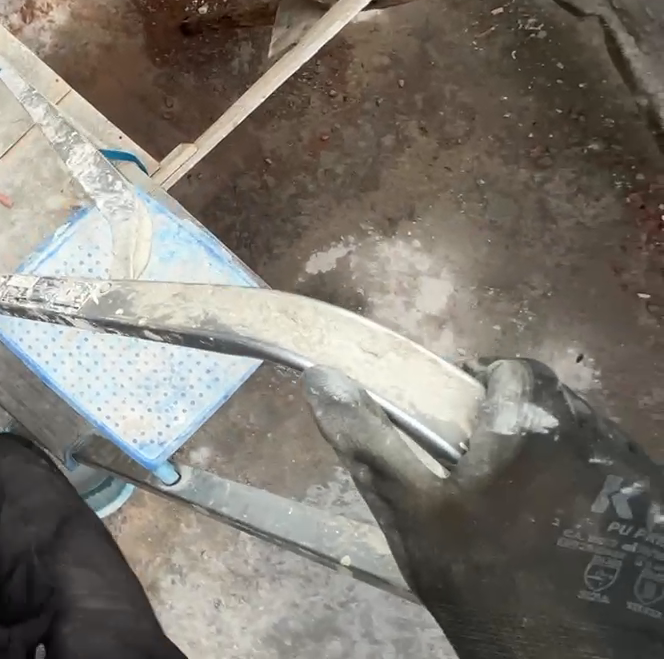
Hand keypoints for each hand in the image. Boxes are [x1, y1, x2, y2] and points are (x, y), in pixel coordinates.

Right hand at [304, 359, 662, 658]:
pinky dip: (594, 483)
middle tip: (478, 448)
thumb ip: (367, 437)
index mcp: (535, 439)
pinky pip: (627, 481)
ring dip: (560, 447)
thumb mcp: (407, 509)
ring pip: (598, 442)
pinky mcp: (662, 529)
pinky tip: (564, 521)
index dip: (485, 377)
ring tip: (520, 486)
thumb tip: (322, 377)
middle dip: (520, 413)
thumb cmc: (478, 579)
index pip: (521, 372)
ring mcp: (645, 496)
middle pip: (562, 404)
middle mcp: (602, 456)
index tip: (454, 403)